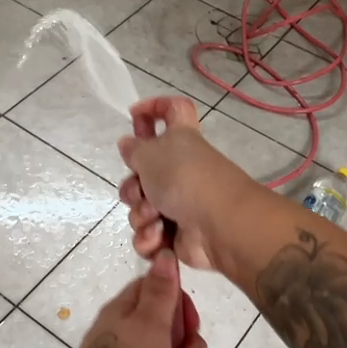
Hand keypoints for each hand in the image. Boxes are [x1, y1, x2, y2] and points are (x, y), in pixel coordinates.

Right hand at [116, 96, 261, 271]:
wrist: (218, 225)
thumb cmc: (184, 178)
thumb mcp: (150, 154)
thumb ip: (134, 148)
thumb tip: (127, 143)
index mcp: (179, 140)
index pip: (172, 110)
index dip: (154, 108)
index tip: (133, 115)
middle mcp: (179, 170)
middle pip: (142, 174)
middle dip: (132, 189)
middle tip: (141, 192)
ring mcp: (179, 203)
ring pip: (141, 209)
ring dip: (142, 217)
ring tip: (156, 221)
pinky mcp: (177, 234)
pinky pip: (150, 236)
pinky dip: (150, 239)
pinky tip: (159, 240)